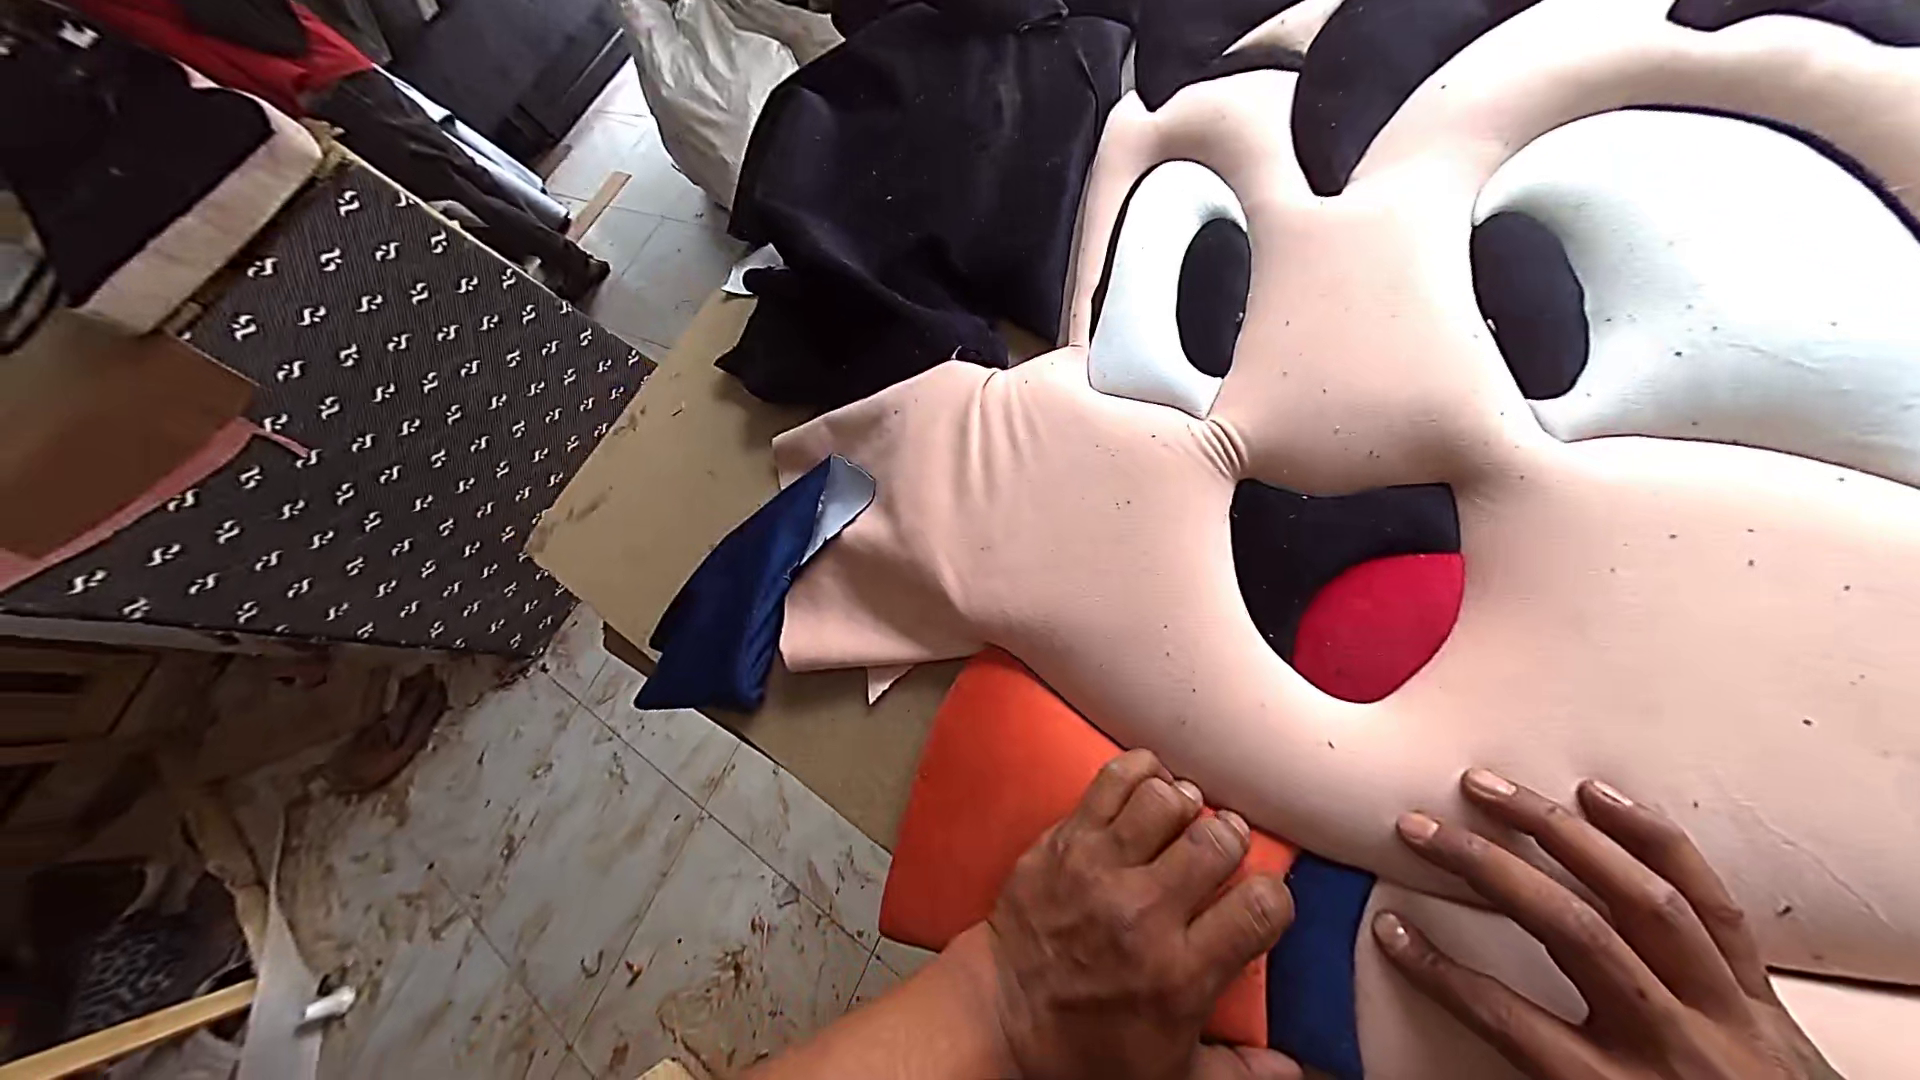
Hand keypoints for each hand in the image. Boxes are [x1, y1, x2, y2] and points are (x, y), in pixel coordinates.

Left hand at [986, 749, 1299, 1079]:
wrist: (1004, 1008)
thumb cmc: (1088, 1045)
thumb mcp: (1174, 1076)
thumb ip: (1243, 1073)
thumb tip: (1302, 1068)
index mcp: (1181, 973)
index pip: (1259, 909)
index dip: (1273, 893)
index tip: (1262, 893)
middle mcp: (1145, 910)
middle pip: (1214, 841)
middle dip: (1230, 835)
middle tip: (1222, 840)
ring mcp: (1101, 866)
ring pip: (1163, 801)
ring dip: (1184, 800)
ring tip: (1184, 811)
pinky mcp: (1068, 837)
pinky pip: (1111, 781)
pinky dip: (1139, 769)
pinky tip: (1150, 779)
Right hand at [1375, 769, 1843, 1079]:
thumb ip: (1536, 1069)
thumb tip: (1445, 1034)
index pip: (1505, 1018)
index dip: (1435, 970)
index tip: (1387, 927)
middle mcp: (1682, 1045)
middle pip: (1570, 930)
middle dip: (1482, 866)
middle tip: (1420, 827)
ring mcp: (1732, 1013)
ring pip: (1641, 898)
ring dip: (1556, 830)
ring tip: (1491, 787)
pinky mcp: (1763, 993)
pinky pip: (1713, 902)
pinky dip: (1655, 840)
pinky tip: (1599, 796)